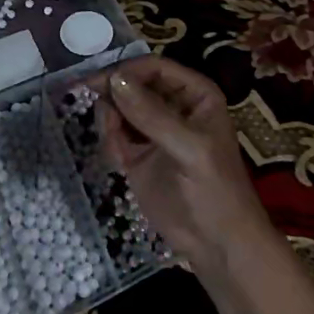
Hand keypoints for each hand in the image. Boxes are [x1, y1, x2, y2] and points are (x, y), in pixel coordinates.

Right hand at [96, 56, 279, 269]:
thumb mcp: (189, 149)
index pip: (154, 68)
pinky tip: (120, 161)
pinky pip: (113, 133)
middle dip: (112, 96)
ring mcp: (152, 130)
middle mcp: (172, 105)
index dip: (127, 71)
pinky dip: (110, 142)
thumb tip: (114, 79)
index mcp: (195, 94)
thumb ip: (151, 114)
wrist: (216, 245)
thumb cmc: (215, 191)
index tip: (98, 83)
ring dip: (110, 122)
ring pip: (117, 107)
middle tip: (100, 115)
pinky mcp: (135, 153)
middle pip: (131, 84)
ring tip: (119, 147)